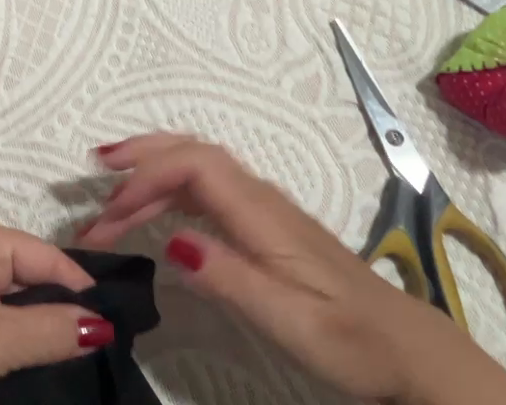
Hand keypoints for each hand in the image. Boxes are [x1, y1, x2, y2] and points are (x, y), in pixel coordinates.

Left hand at [0, 213, 114, 404]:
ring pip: (18, 298)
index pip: (49, 258)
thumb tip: (106, 323)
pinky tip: (34, 357)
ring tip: (77, 356)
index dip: (85, 293)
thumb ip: (52, 330)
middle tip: (104, 349)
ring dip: (42, 326)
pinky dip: (17, 334)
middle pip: (35, 275)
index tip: (122, 330)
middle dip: (64, 310)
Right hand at [77, 134, 505, 404]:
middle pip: (191, 152)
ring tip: (110, 190)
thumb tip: (170, 240)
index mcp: (263, 214)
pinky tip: (154, 209)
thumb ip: (230, 277)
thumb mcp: (292, 321)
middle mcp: (260, 199)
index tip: (111, 214)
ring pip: (197, 166)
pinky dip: (170, 187)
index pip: (194, 165)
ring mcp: (263, 209)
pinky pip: (206, 187)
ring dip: (151, 170)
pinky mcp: (264, 226)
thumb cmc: (354, 341)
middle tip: (93, 175)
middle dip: (139, 157)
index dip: (146, 177)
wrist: (413, 353)